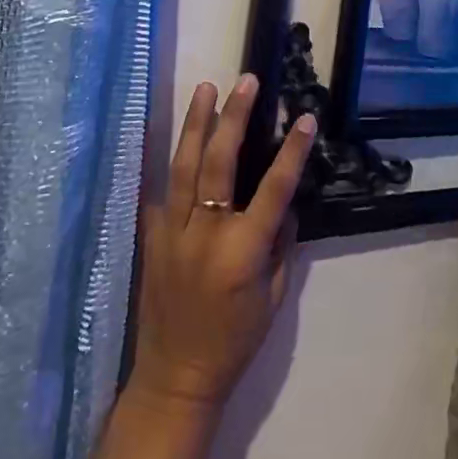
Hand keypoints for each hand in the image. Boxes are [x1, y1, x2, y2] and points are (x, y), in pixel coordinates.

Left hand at [127, 75, 316, 409]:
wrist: (176, 375)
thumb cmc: (235, 339)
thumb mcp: (275, 296)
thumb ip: (281, 245)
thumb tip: (285, 203)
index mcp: (242, 251)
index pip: (274, 189)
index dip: (292, 152)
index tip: (305, 118)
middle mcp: (205, 234)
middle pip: (219, 163)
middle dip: (234, 118)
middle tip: (245, 82)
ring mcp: (172, 232)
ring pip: (184, 167)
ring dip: (196, 124)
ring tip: (206, 88)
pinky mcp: (152, 237)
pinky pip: (157, 190)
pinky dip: (161, 158)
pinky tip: (164, 131)